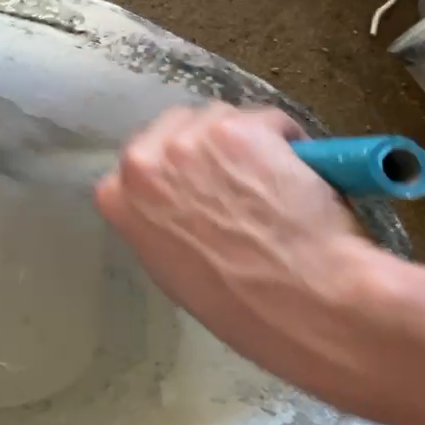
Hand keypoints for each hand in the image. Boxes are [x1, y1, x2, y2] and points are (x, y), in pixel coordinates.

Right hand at [94, 103, 387, 390]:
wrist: (308, 304)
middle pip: (178, 127)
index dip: (181, 171)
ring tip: (279, 186)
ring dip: (249, 142)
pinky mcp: (236, 129)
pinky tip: (305, 178)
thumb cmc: (243, 307)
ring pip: (222, 118)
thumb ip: (157, 221)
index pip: (144, 162)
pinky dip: (289, 141)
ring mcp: (187, 141)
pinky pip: (267, 120)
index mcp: (117, 196)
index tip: (207, 188)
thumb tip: (179, 202)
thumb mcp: (170, 268)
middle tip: (246, 185)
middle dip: (209, 148)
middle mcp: (141, 160)